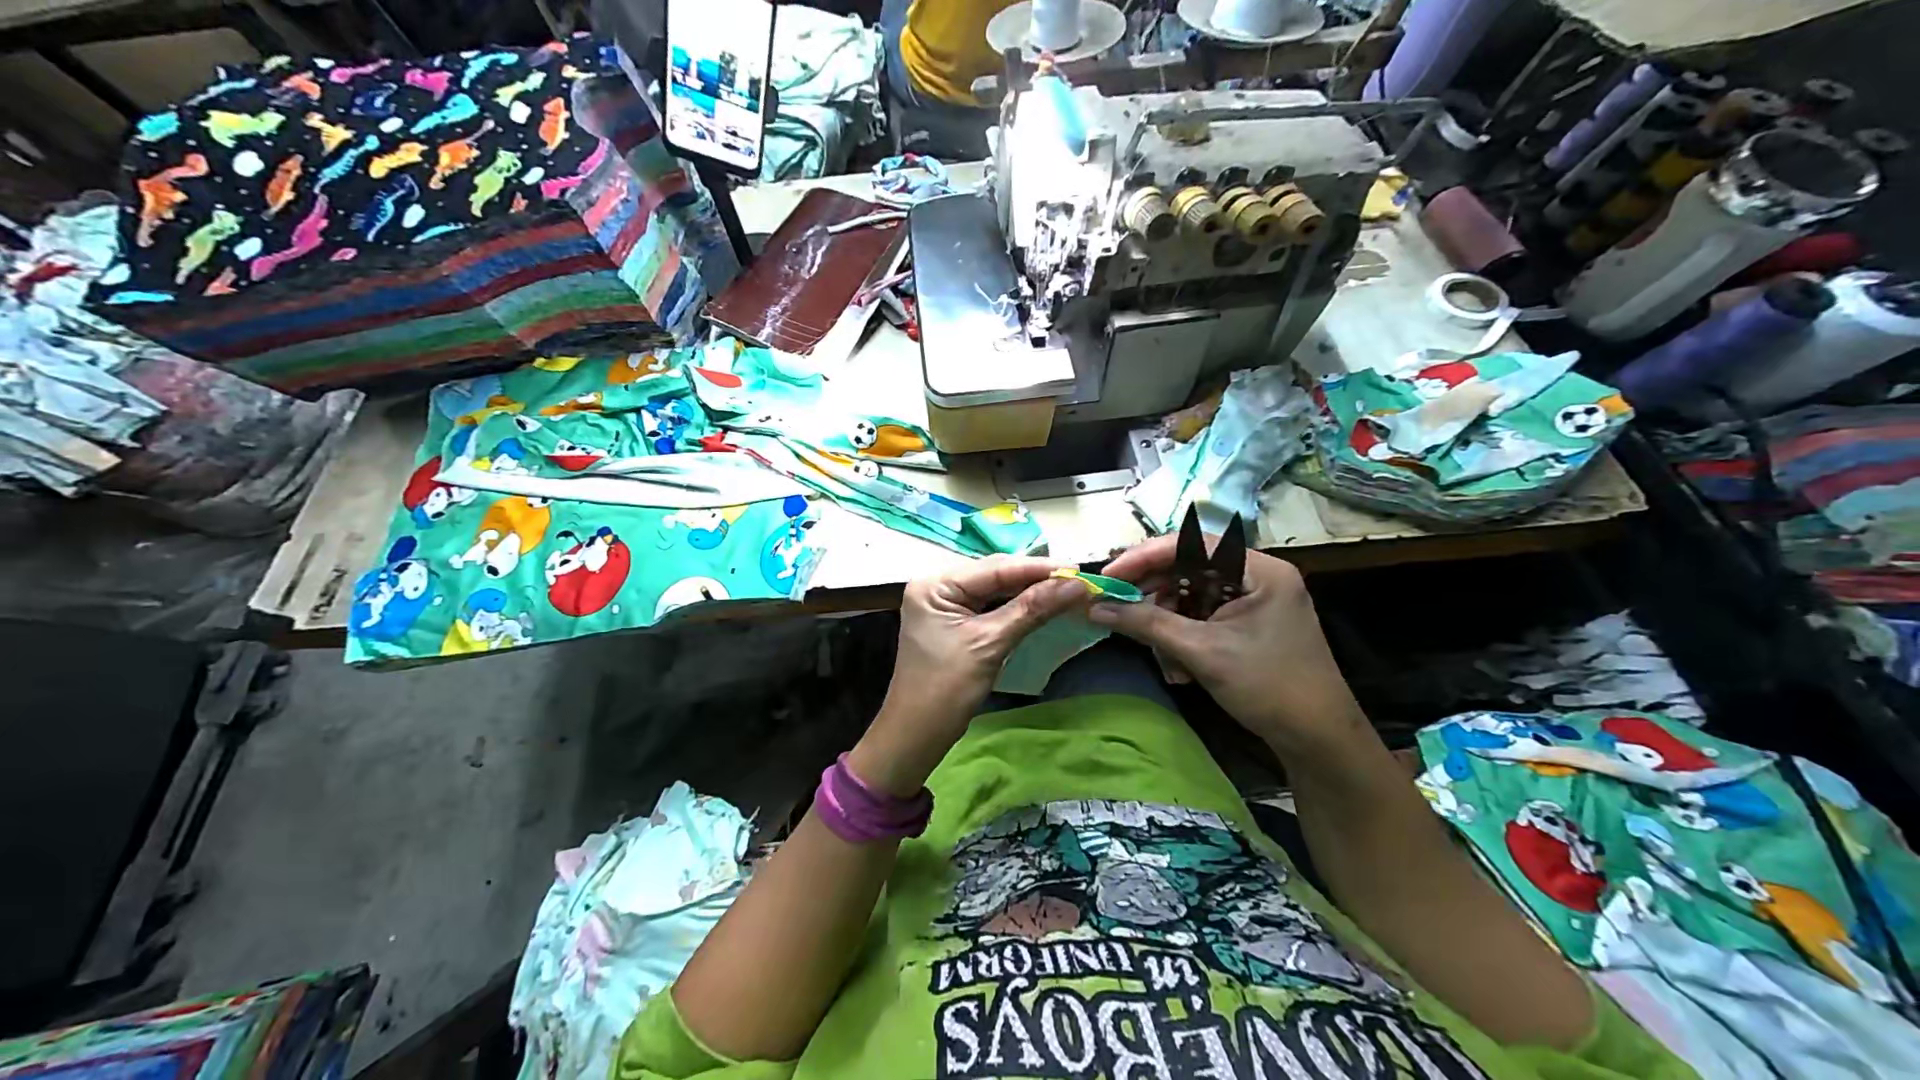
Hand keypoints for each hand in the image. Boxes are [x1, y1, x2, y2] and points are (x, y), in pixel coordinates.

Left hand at [850, 556, 1085, 794]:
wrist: (918, 733)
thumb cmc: (947, 688)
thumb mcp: (991, 644)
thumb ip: (1032, 609)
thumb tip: (1076, 585)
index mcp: (935, 584)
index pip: (995, 567)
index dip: (1038, 568)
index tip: (1078, 569)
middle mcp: (936, 584)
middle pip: (995, 573)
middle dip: (1036, 577)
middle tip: (1078, 580)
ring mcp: (945, 603)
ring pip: (995, 588)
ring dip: (1029, 590)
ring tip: (1068, 589)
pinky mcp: (954, 620)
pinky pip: (990, 604)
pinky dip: (1017, 605)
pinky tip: (1043, 603)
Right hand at [1089, 535, 1368, 756]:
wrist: (1318, 739)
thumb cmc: (1268, 687)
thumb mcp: (1202, 652)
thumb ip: (1146, 624)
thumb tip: (1095, 608)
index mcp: (1257, 570)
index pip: (1190, 544)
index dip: (1143, 558)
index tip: (1108, 577)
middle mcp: (1256, 576)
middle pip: (1187, 569)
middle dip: (1154, 596)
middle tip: (1118, 612)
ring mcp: (1252, 601)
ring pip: (1190, 596)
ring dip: (1167, 625)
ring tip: (1162, 658)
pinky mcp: (1246, 624)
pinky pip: (1201, 617)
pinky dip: (1183, 639)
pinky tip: (1180, 669)